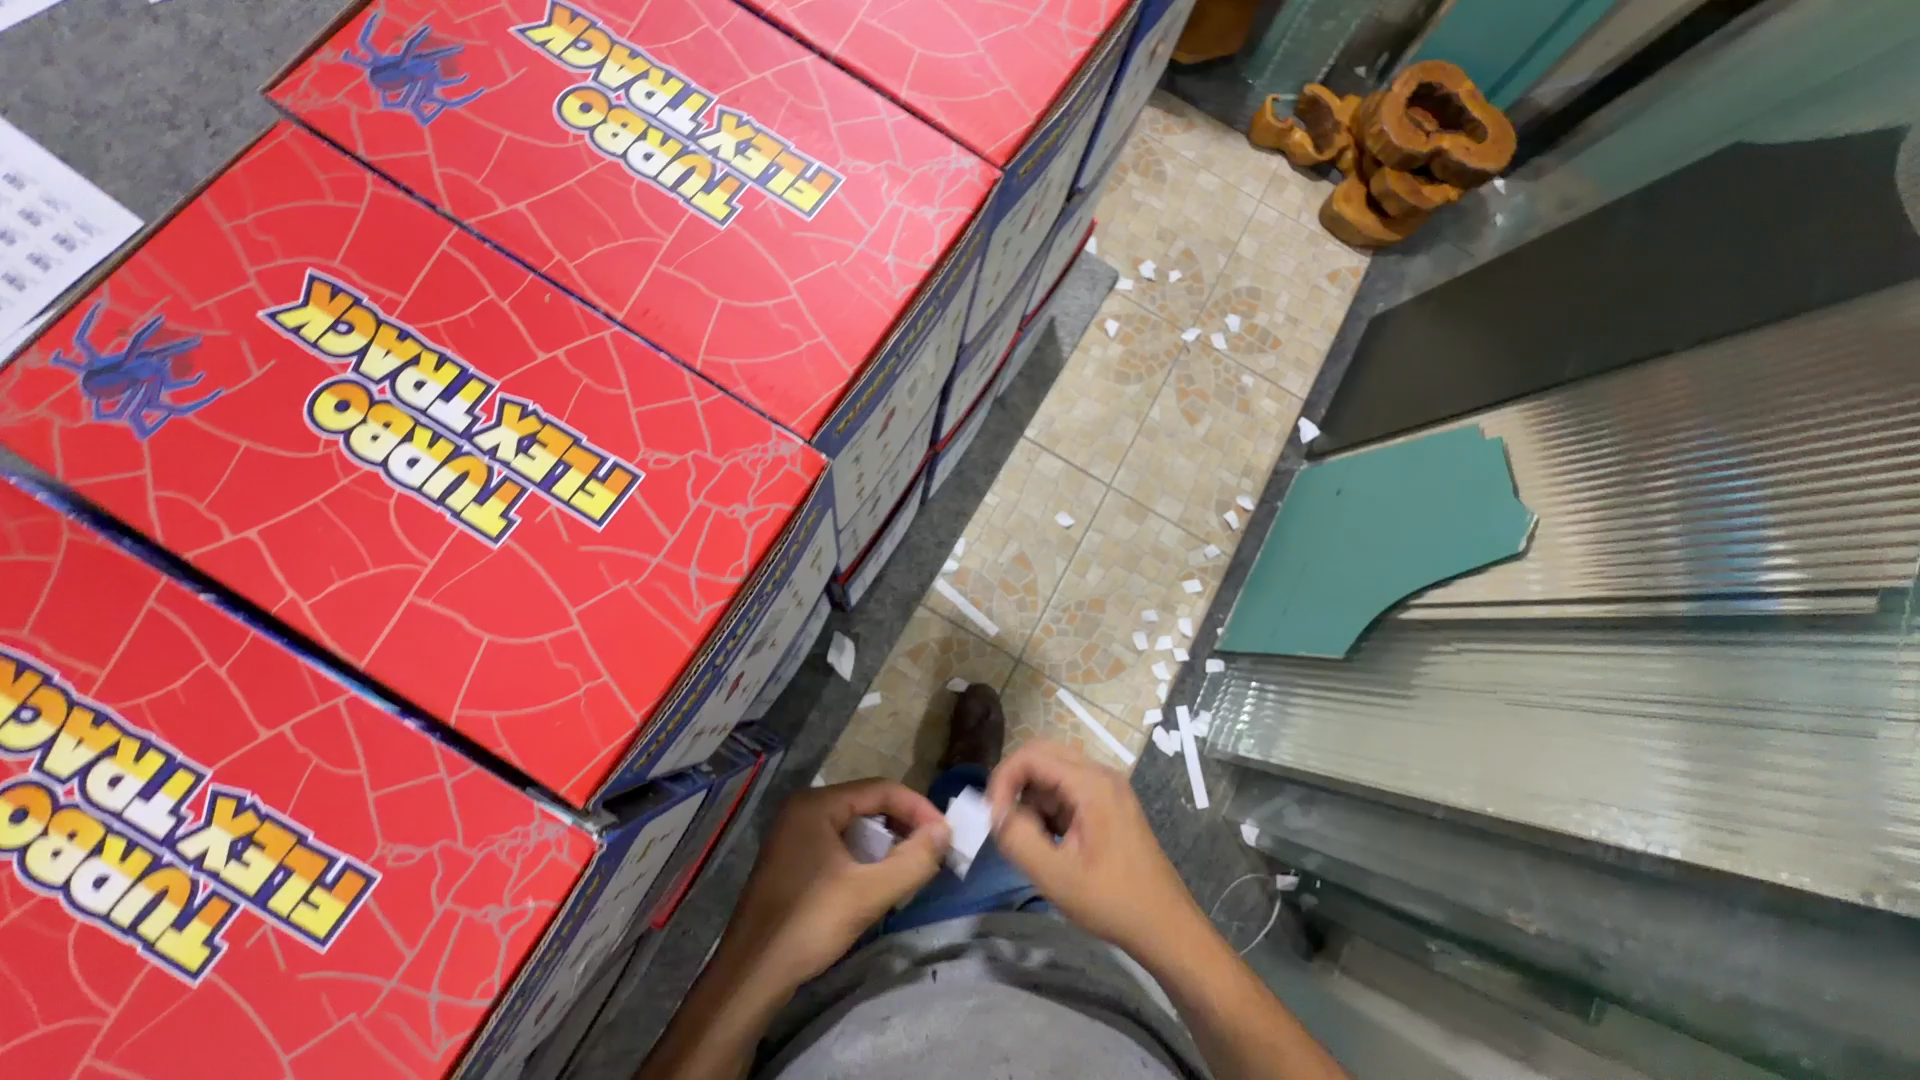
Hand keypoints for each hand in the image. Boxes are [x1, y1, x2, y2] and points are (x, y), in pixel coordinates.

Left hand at [715, 778, 950, 991]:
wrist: (751, 975)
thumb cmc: (809, 924)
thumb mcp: (869, 893)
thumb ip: (913, 860)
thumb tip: (945, 832)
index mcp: (816, 805)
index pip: (881, 789)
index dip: (918, 809)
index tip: (945, 837)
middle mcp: (802, 810)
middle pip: (867, 805)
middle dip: (904, 826)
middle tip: (932, 853)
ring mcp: (794, 836)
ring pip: (855, 827)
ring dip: (886, 844)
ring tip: (911, 868)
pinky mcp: (792, 861)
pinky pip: (839, 845)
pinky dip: (865, 857)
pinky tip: (879, 881)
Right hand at [987, 740, 1200, 955]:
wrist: (1165, 926)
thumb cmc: (1112, 901)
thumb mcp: (1056, 876)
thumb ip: (1018, 839)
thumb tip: (997, 814)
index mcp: (1092, 783)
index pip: (1031, 755)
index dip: (1003, 780)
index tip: (993, 818)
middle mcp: (1101, 775)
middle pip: (1043, 756)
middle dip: (1015, 786)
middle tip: (1004, 824)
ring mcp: (1108, 789)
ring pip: (1053, 774)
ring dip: (1032, 800)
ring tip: (1031, 842)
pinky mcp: (1109, 806)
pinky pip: (1068, 791)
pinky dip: (1049, 810)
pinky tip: (1051, 845)